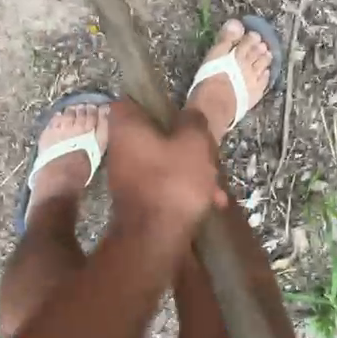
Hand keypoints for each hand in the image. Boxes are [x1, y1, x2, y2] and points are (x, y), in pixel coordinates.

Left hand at [103, 97, 227, 251]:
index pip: (132, 99)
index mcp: (126, 126)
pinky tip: (211, 203)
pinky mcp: (139, 199)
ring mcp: (127, 176)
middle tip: (208, 151)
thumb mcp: (194, 142)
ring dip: (191, 170)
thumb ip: (193, 120)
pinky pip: (164, 184)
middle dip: (186, 142)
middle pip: (154, 133)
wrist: (155, 239)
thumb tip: (189, 113)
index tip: (179, 108)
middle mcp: (120, 149)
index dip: (156, 100)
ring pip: (164, 161)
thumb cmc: (173, 180)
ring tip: (216, 186)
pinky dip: (185, 190)